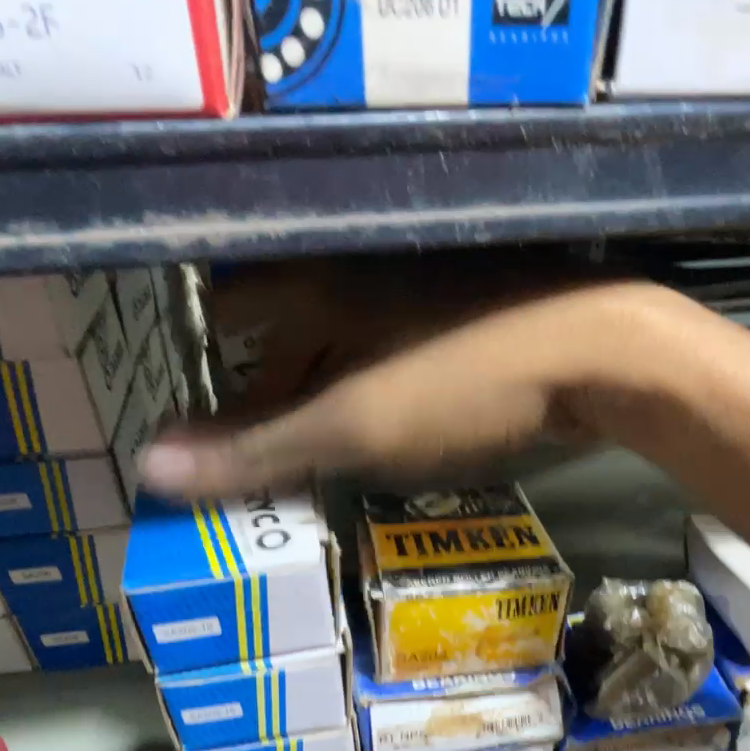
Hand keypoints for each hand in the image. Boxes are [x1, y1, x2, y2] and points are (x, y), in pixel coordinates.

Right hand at [141, 257, 687, 499]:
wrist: (600, 355)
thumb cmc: (464, 376)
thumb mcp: (352, 422)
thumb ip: (255, 447)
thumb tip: (149, 469)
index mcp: (319, 284)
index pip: (229, 309)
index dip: (193, 357)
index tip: (167, 407)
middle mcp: (357, 280)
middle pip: (281, 343)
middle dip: (251, 399)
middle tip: (220, 455)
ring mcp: (412, 304)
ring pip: (335, 359)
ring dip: (308, 408)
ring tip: (279, 464)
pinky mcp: (455, 332)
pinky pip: (382, 370)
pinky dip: (359, 408)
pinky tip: (358, 445)